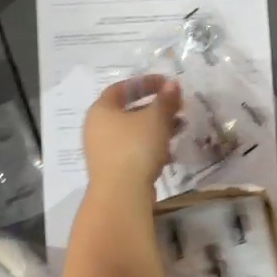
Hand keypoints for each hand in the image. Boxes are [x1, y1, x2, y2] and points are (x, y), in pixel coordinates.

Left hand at [84, 75, 181, 194]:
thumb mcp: (156, 118)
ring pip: (133, 132)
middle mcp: (96, 127)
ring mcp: (103, 150)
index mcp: (101, 109)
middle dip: (155, 107)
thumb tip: (173, 84)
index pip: (122, 88)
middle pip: (128, 111)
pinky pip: (133, 150)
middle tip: (176, 107)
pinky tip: (169, 153)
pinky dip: (151, 147)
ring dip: (156, 128)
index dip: (145, 83)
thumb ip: (166, 100)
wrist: (121, 194)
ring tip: (179, 129)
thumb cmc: (135, 147)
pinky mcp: (112, 169)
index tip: (167, 84)